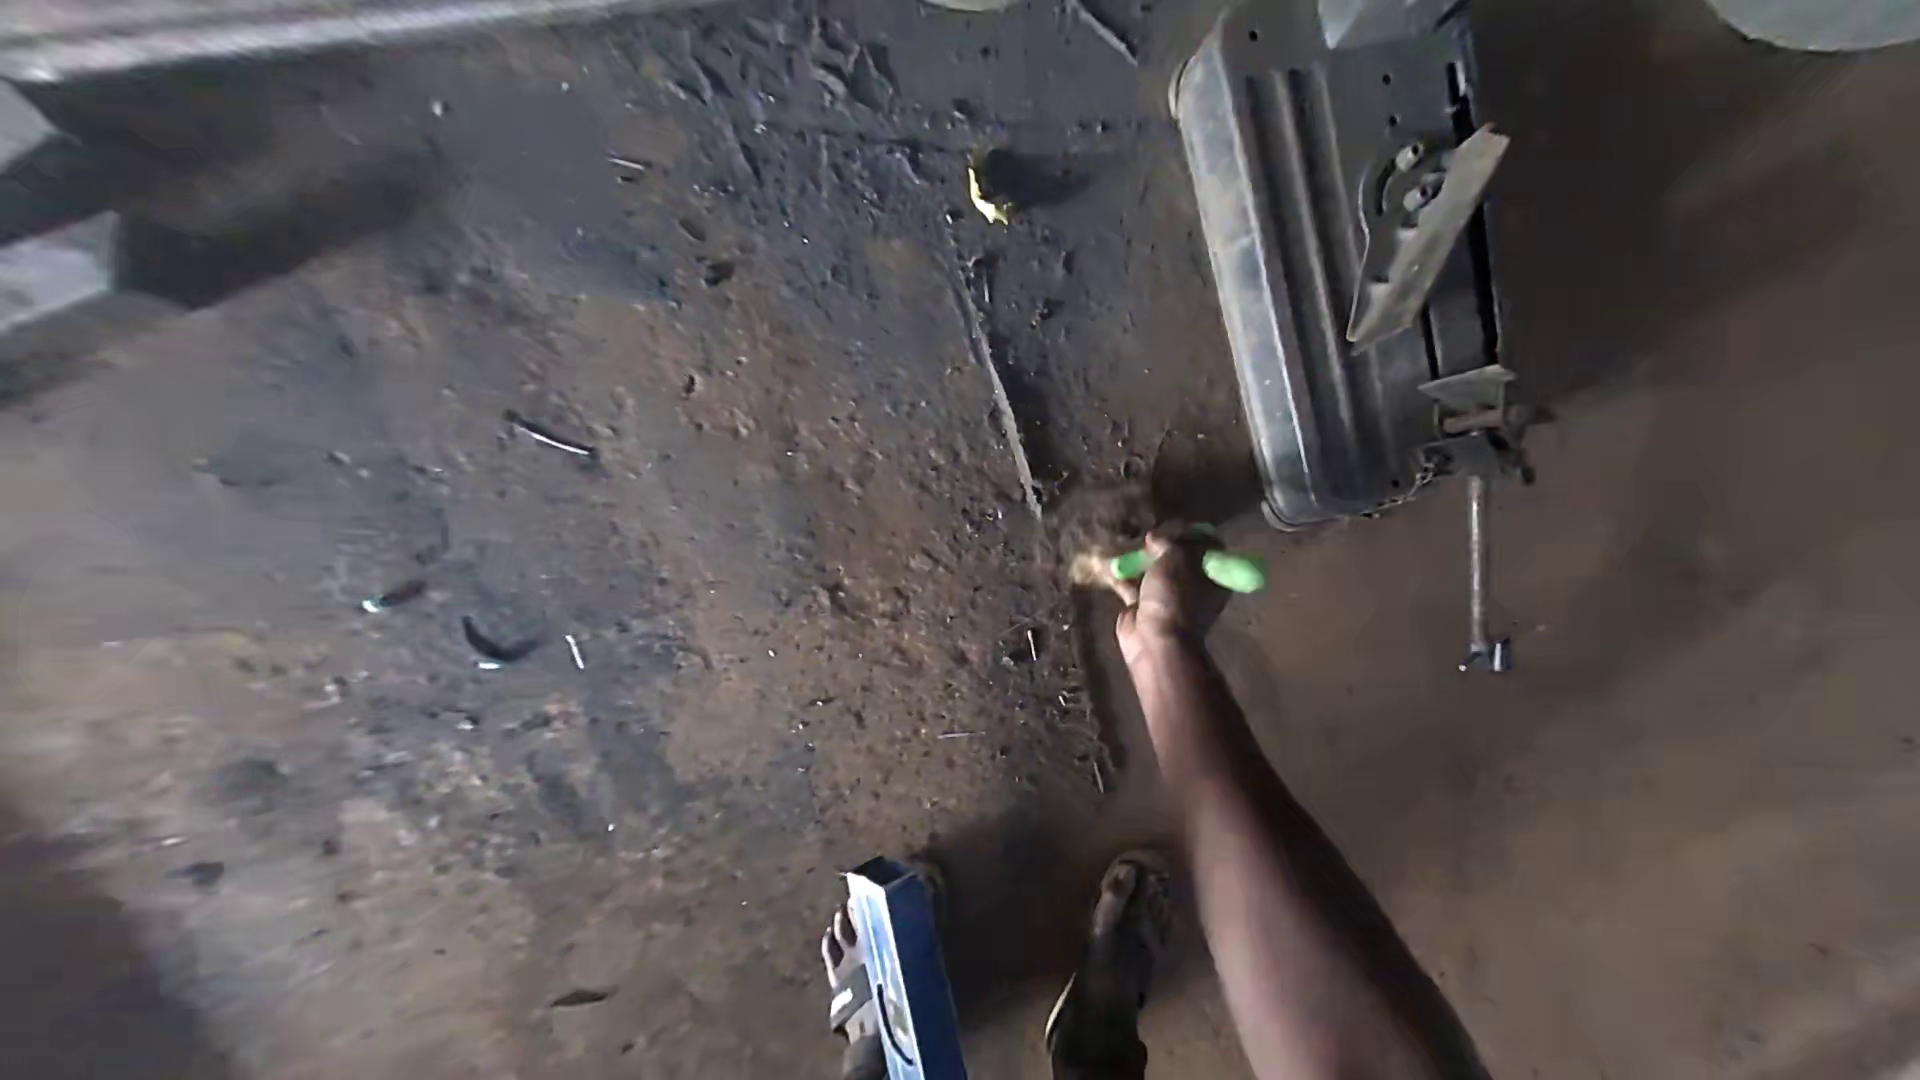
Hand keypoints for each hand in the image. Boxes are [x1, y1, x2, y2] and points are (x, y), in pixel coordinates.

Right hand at [1115, 526, 1229, 668]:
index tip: (1175, 527)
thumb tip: (1154, 538)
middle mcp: (1192, 586)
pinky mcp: (1141, 605)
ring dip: (1138, 558)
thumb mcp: (1177, 557)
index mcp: (1212, 577)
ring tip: (1126, 543)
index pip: (1207, 547)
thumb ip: (1169, 540)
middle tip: (1149, 536)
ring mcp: (1166, 596)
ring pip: (1152, 569)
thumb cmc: (1175, 596)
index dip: (1191, 534)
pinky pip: (1131, 583)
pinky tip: (1109, 561)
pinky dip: (1121, 573)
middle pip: (1177, 556)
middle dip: (1160, 545)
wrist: (1154, 638)